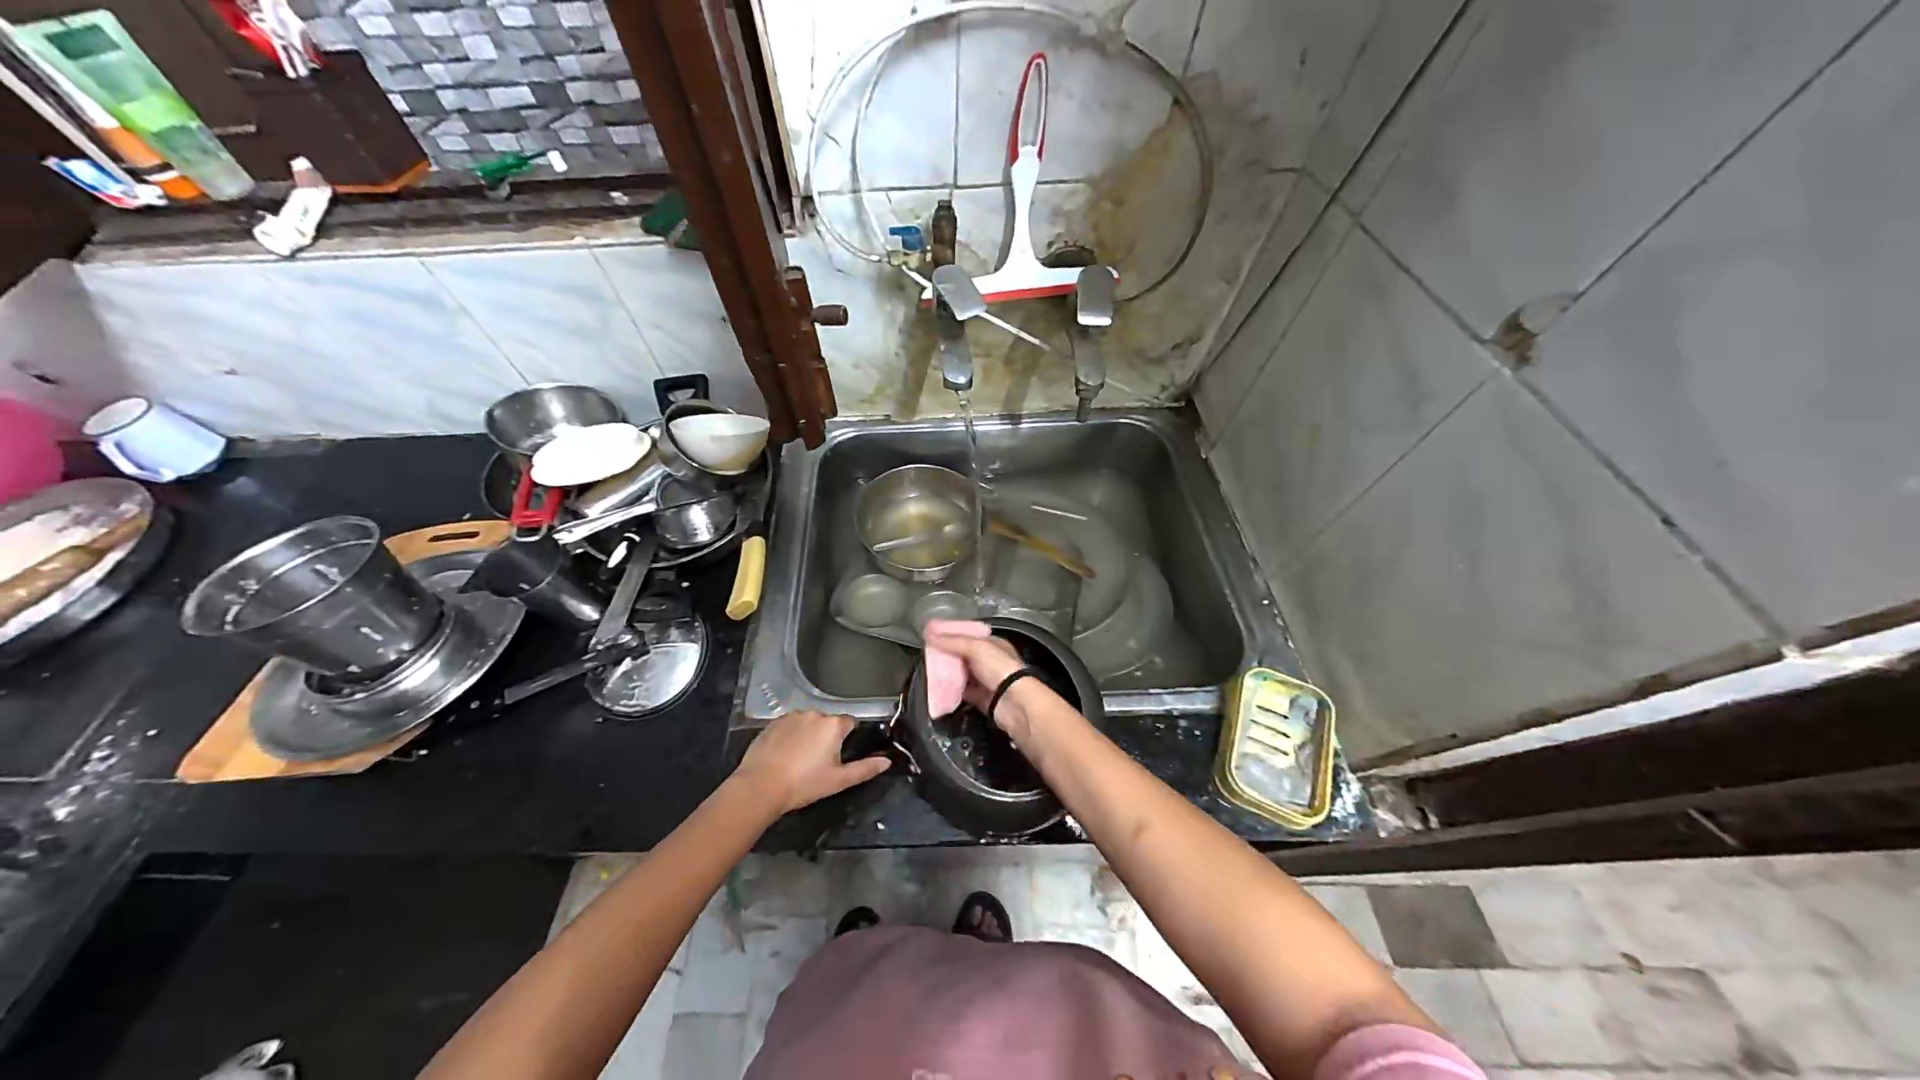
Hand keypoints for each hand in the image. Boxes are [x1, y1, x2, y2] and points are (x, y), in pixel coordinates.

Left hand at [732, 710, 890, 815]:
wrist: (761, 786)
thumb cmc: (804, 784)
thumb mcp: (839, 780)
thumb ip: (865, 769)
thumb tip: (887, 761)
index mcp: (833, 725)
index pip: (850, 723)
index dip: (847, 738)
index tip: (839, 756)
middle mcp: (813, 714)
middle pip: (827, 723)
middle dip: (826, 737)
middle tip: (819, 763)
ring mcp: (790, 717)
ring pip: (807, 723)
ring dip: (807, 735)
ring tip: (799, 761)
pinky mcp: (772, 724)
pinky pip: (788, 727)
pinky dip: (789, 737)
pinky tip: (783, 756)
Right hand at [921, 624, 1048, 743]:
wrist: (1014, 703)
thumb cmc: (1001, 669)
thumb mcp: (976, 648)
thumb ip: (953, 642)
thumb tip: (930, 634)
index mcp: (993, 644)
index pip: (969, 636)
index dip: (953, 635)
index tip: (934, 636)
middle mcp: (990, 661)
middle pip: (964, 656)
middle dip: (948, 655)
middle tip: (929, 654)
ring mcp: (986, 680)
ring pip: (963, 674)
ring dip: (949, 673)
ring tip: (931, 669)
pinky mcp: (981, 698)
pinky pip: (963, 692)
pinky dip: (952, 690)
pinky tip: (940, 688)